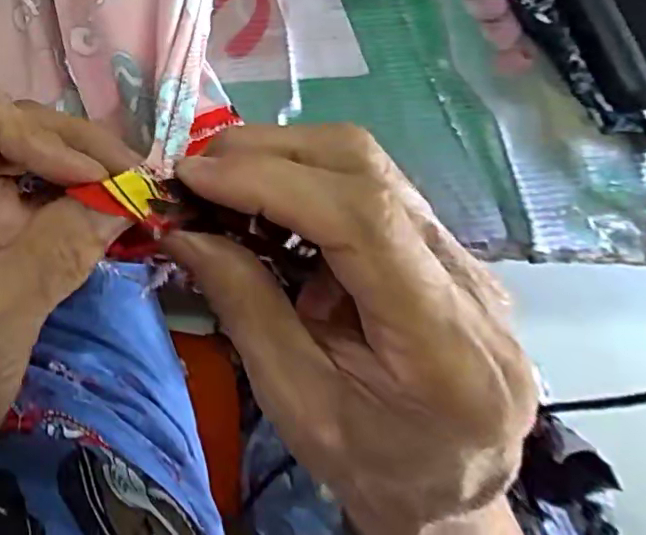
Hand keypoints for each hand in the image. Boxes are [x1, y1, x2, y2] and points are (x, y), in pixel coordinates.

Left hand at [0, 85, 136, 533]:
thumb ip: (59, 247)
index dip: (34, 133)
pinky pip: (50, 189)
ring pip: (35, 150)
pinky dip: (84, 190)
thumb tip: (125, 196)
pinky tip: (116, 204)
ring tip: (134, 185)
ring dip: (84, 160)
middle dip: (71, 141)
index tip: (89, 174)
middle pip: (12, 125)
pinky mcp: (8, 226)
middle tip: (132, 174)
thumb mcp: (1, 307)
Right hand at [161, 125, 534, 534]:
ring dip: (273, 154)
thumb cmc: (370, 462)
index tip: (190, 177)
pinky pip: (357, 177)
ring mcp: (457, 253)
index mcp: (444, 340)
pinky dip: (292, 172)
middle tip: (193, 177)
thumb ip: (241, 303)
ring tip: (219, 185)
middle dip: (260, 153)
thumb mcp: (293, 399)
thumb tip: (179, 228)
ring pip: (358, 157)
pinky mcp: (433, 242)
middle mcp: (466, 279)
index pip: (360, 216)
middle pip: (359, 164)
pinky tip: (259, 203)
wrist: (448, 492)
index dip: (265, 180)